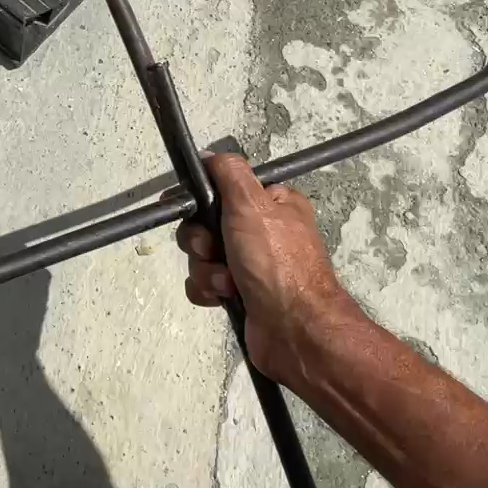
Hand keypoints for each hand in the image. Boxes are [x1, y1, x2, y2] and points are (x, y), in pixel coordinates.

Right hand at [176, 153, 356, 387]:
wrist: (295, 332)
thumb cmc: (276, 263)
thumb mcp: (252, 204)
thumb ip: (228, 173)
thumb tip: (209, 155)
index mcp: (273, 205)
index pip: (224, 190)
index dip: (203, 200)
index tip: (192, 209)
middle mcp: (262, 233)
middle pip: (205, 224)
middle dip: (202, 240)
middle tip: (214, 249)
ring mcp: (250, 265)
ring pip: (201, 255)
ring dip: (206, 268)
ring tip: (228, 282)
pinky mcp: (239, 295)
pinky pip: (204, 283)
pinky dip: (209, 289)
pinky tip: (225, 297)